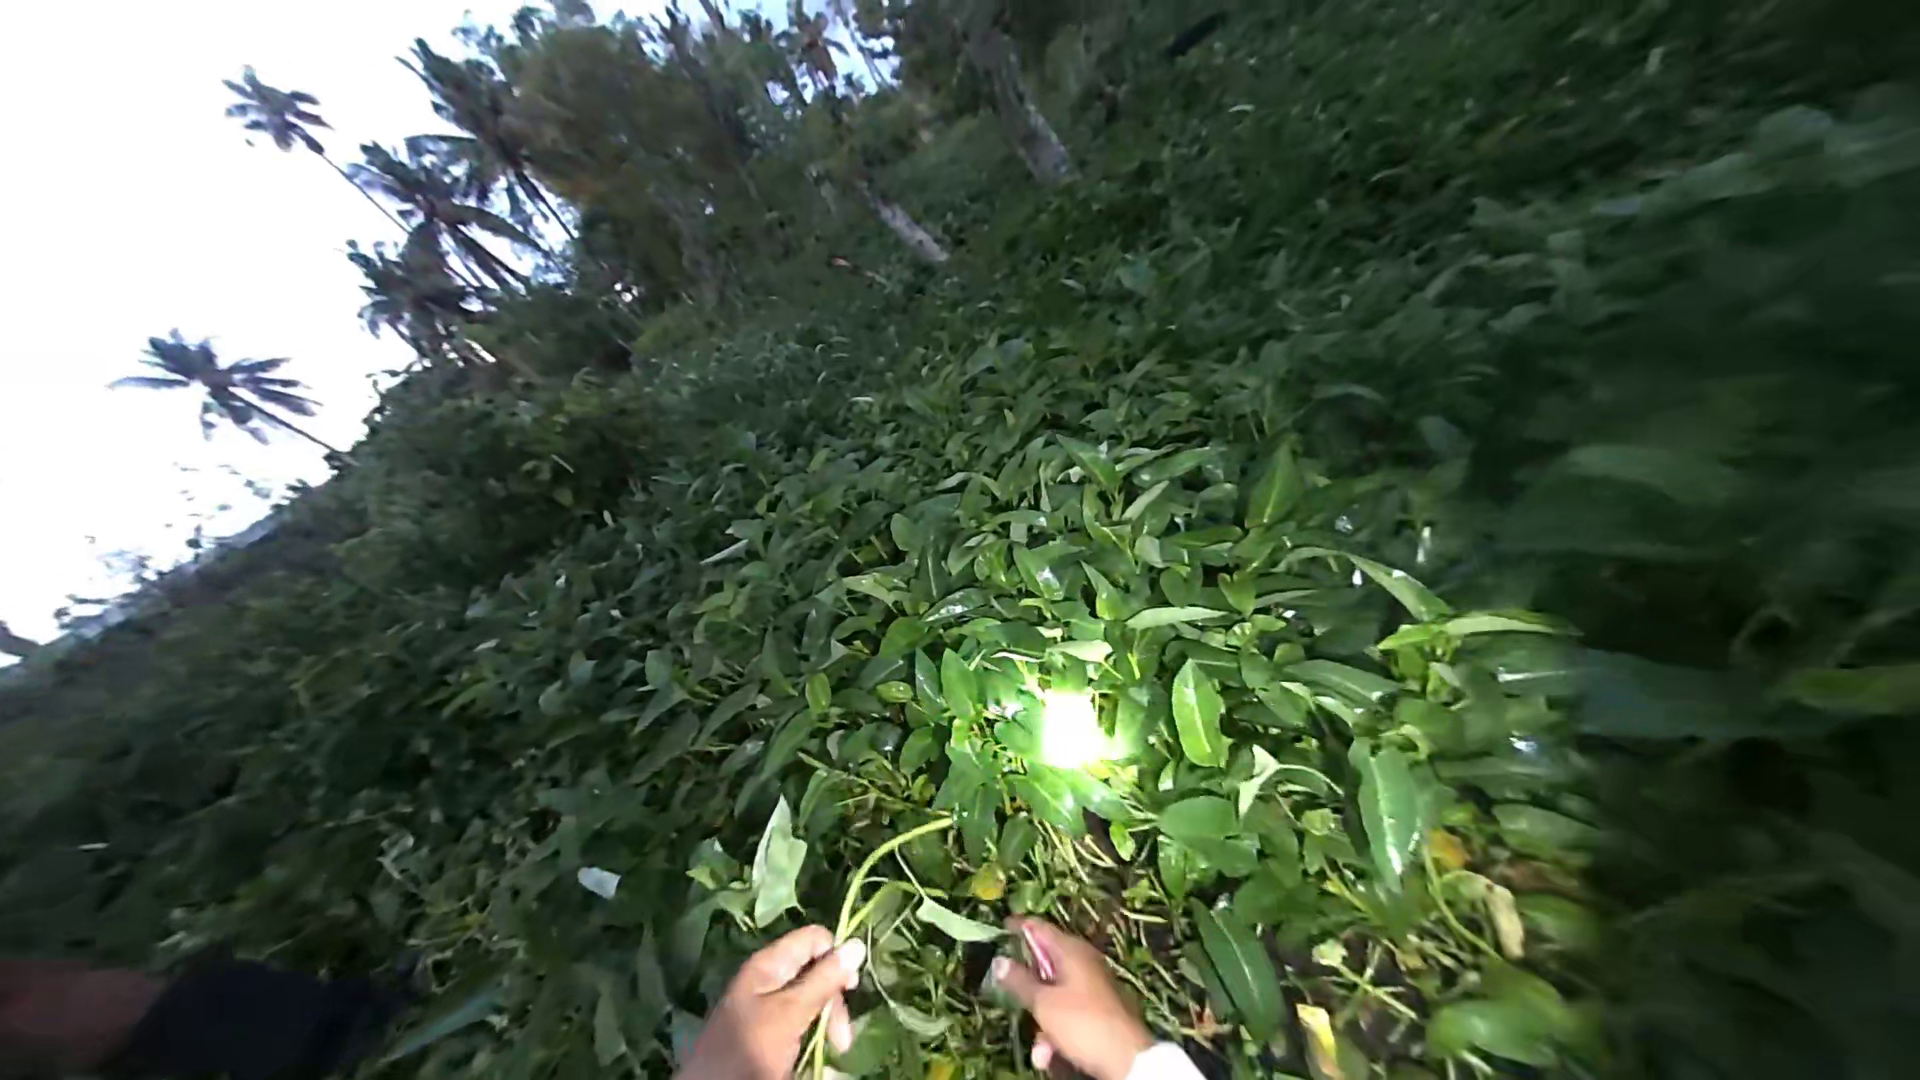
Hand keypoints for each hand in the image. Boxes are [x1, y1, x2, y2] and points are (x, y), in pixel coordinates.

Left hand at [675, 926, 865, 1079]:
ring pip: (812, 1005)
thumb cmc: (747, 1054)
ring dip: (827, 1026)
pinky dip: (813, 1046)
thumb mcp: (789, 1014)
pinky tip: (821, 1067)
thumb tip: (857, 944)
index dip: (836, 957)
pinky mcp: (768, 1041)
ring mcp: (768, 1013)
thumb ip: (823, 980)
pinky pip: (801, 1032)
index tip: (850, 989)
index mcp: (770, 965)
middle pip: (816, 973)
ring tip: (833, 1054)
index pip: (814, 939)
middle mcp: (770, 982)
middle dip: (833, 1002)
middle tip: (841, 1039)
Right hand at [991, 918, 1154, 1079]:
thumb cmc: (1083, 1022)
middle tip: (1012, 997)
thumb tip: (999, 960)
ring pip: (1056, 993)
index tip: (1000, 929)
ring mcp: (1093, 983)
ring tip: (1039, 1051)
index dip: (1017, 926)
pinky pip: (1070, 1010)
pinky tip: (1051, 1055)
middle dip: (1028, 987)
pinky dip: (1058, 1029)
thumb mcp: (1044, 1004)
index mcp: (1070, 948)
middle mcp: (1082, 959)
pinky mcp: (1100, 1007)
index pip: (1038, 926)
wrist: (1128, 1059)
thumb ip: (1020, 981)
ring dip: (1042, 1020)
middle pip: (1045, 962)